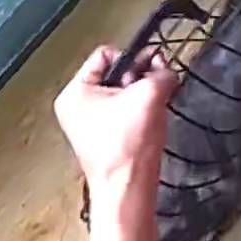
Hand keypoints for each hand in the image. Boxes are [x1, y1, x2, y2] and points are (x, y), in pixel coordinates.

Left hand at [54, 46, 177, 207]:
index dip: (132, 58)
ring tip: (154, 102)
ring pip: (124, 88)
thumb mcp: (150, 92)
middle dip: (141, 75)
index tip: (146, 70)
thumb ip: (162, 70)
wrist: (128, 186)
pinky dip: (142, 106)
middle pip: (117, 71)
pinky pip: (126, 106)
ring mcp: (90, 121)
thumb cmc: (126, 145)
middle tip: (153, 84)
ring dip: (144, 91)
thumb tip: (165, 68)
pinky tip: (151, 115)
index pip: (107, 54)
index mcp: (75, 92)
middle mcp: (77, 105)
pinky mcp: (105, 133)